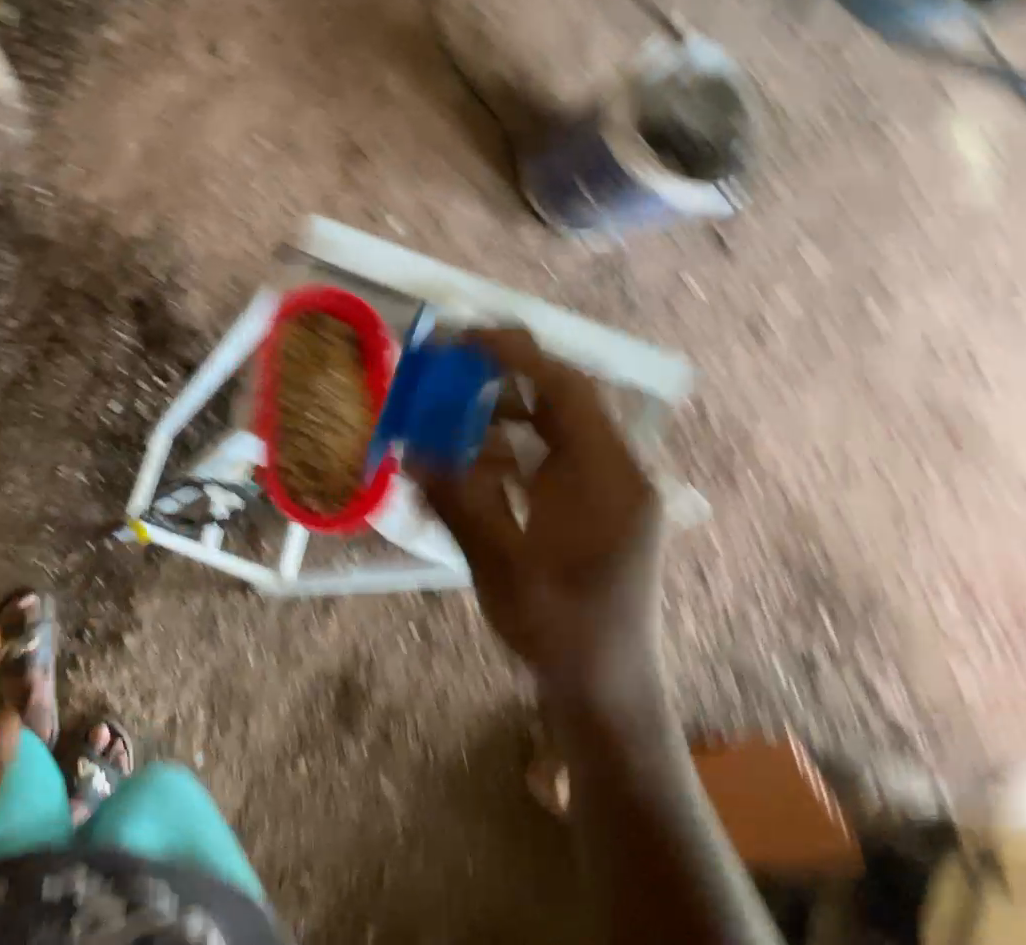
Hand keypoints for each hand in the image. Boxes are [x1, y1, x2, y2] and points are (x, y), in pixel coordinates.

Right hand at [418, 328, 664, 699]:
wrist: (602, 686)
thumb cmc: (558, 628)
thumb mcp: (499, 564)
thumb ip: (457, 500)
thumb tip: (410, 449)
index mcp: (608, 478)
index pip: (566, 390)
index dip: (514, 355)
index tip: (460, 339)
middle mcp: (614, 473)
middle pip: (559, 401)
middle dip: (499, 380)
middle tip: (442, 369)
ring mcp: (604, 491)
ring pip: (549, 430)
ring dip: (495, 419)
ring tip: (442, 423)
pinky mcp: (588, 510)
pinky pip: (545, 461)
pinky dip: (503, 454)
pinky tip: (463, 471)